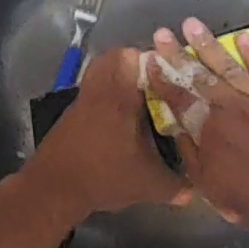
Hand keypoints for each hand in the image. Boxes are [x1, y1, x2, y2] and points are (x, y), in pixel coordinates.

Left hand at [23, 48, 187, 223]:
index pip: (130, 57)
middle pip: (112, 59)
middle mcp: (98, 93)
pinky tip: (121, 124)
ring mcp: (81, 104)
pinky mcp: (70, 118)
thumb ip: (175, 185)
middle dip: (134, 65)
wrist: (53, 190)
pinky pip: (92, 97)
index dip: (152, 57)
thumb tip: (195, 190)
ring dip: (119, 83)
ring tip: (142, 103)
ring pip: (100, 77)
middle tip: (156, 82)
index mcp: (118, 98)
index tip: (171, 70)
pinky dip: (107, 102)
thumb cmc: (103, 177)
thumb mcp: (147, 184)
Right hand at [144, 17, 248, 241]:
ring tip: (193, 24)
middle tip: (163, 33)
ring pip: (229, 67)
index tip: (149, 60)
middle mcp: (230, 108)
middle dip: (178, 53)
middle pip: (199, 75)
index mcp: (208, 129)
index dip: (162, 78)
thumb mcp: (207, 183)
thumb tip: (176, 124)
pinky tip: (242, 38)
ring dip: (209, 45)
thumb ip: (189, 151)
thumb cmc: (247, 200)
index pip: (179, 97)